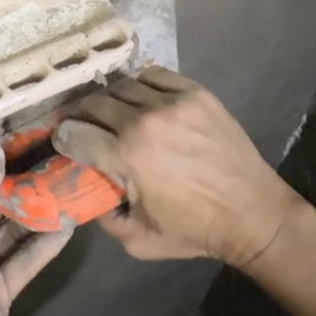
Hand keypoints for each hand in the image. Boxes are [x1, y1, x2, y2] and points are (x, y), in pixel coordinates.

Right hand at [53, 66, 299, 267]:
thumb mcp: (139, 241)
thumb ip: (103, 217)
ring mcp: (171, 102)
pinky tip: (140, 99)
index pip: (74, 132)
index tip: (62, 141)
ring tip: (110, 110)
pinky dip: (140, 85)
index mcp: (127, 156)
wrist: (254, 214)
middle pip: (93, 103)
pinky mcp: (194, 92)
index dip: (62, 137)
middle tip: (80, 124)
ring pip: (121, 85)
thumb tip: (83, 190)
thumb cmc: (195, 231)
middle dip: (80, 114)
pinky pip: (153, 75)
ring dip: (109, 98)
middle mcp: (143, 121)